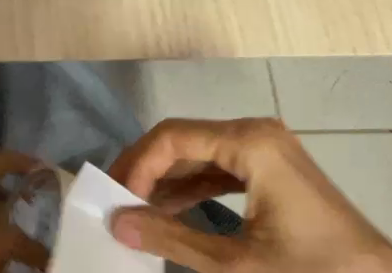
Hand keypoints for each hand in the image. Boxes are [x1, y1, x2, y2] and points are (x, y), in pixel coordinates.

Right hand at [107, 118, 391, 272]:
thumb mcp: (236, 265)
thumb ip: (170, 238)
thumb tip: (116, 223)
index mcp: (248, 142)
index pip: (172, 137)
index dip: (137, 165)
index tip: (114, 199)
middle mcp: (256, 132)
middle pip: (185, 140)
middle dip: (148, 171)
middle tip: (117, 202)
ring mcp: (269, 149)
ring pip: (201, 154)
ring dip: (168, 181)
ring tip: (137, 209)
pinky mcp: (277, 171)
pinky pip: (223, 169)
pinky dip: (195, 188)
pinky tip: (172, 210)